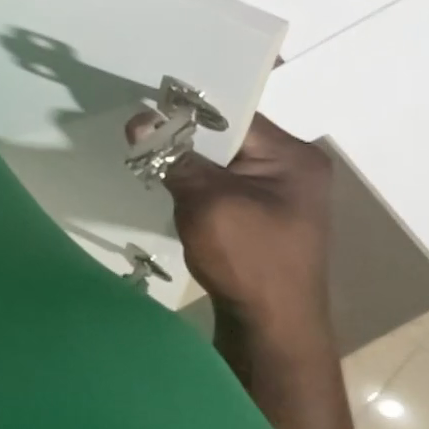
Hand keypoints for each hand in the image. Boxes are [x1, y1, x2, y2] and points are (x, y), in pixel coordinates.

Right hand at [136, 113, 334, 332]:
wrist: (271, 324)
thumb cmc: (248, 257)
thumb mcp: (205, 200)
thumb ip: (172, 156)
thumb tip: (139, 120)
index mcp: (293, 157)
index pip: (230, 113)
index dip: (185, 108)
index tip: (142, 104)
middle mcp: (291, 166)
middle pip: (222, 132)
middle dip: (179, 132)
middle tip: (135, 126)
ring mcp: (277, 190)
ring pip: (216, 156)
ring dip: (181, 156)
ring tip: (143, 150)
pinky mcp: (259, 209)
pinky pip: (218, 177)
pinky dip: (190, 175)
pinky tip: (163, 178)